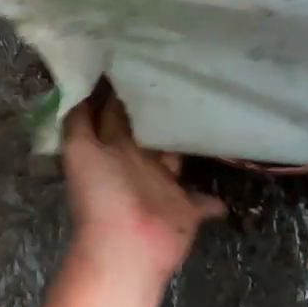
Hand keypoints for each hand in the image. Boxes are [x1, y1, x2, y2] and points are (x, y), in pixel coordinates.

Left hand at [62, 90, 224, 280]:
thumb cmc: (102, 193)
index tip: (142, 60)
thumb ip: (79, 120)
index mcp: (112, 148)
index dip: (126, 90)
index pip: (117, 113)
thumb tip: (86, 88)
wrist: (126, 246)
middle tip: (182, 76)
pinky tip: (229, 176)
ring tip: (208, 111)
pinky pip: (204, 199)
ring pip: (177, 156)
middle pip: (149, 131)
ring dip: (188, 140)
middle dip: (160, 110)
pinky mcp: (186, 207)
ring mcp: (163, 185)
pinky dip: (214, 195)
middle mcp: (137, 162)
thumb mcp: (78, 150)